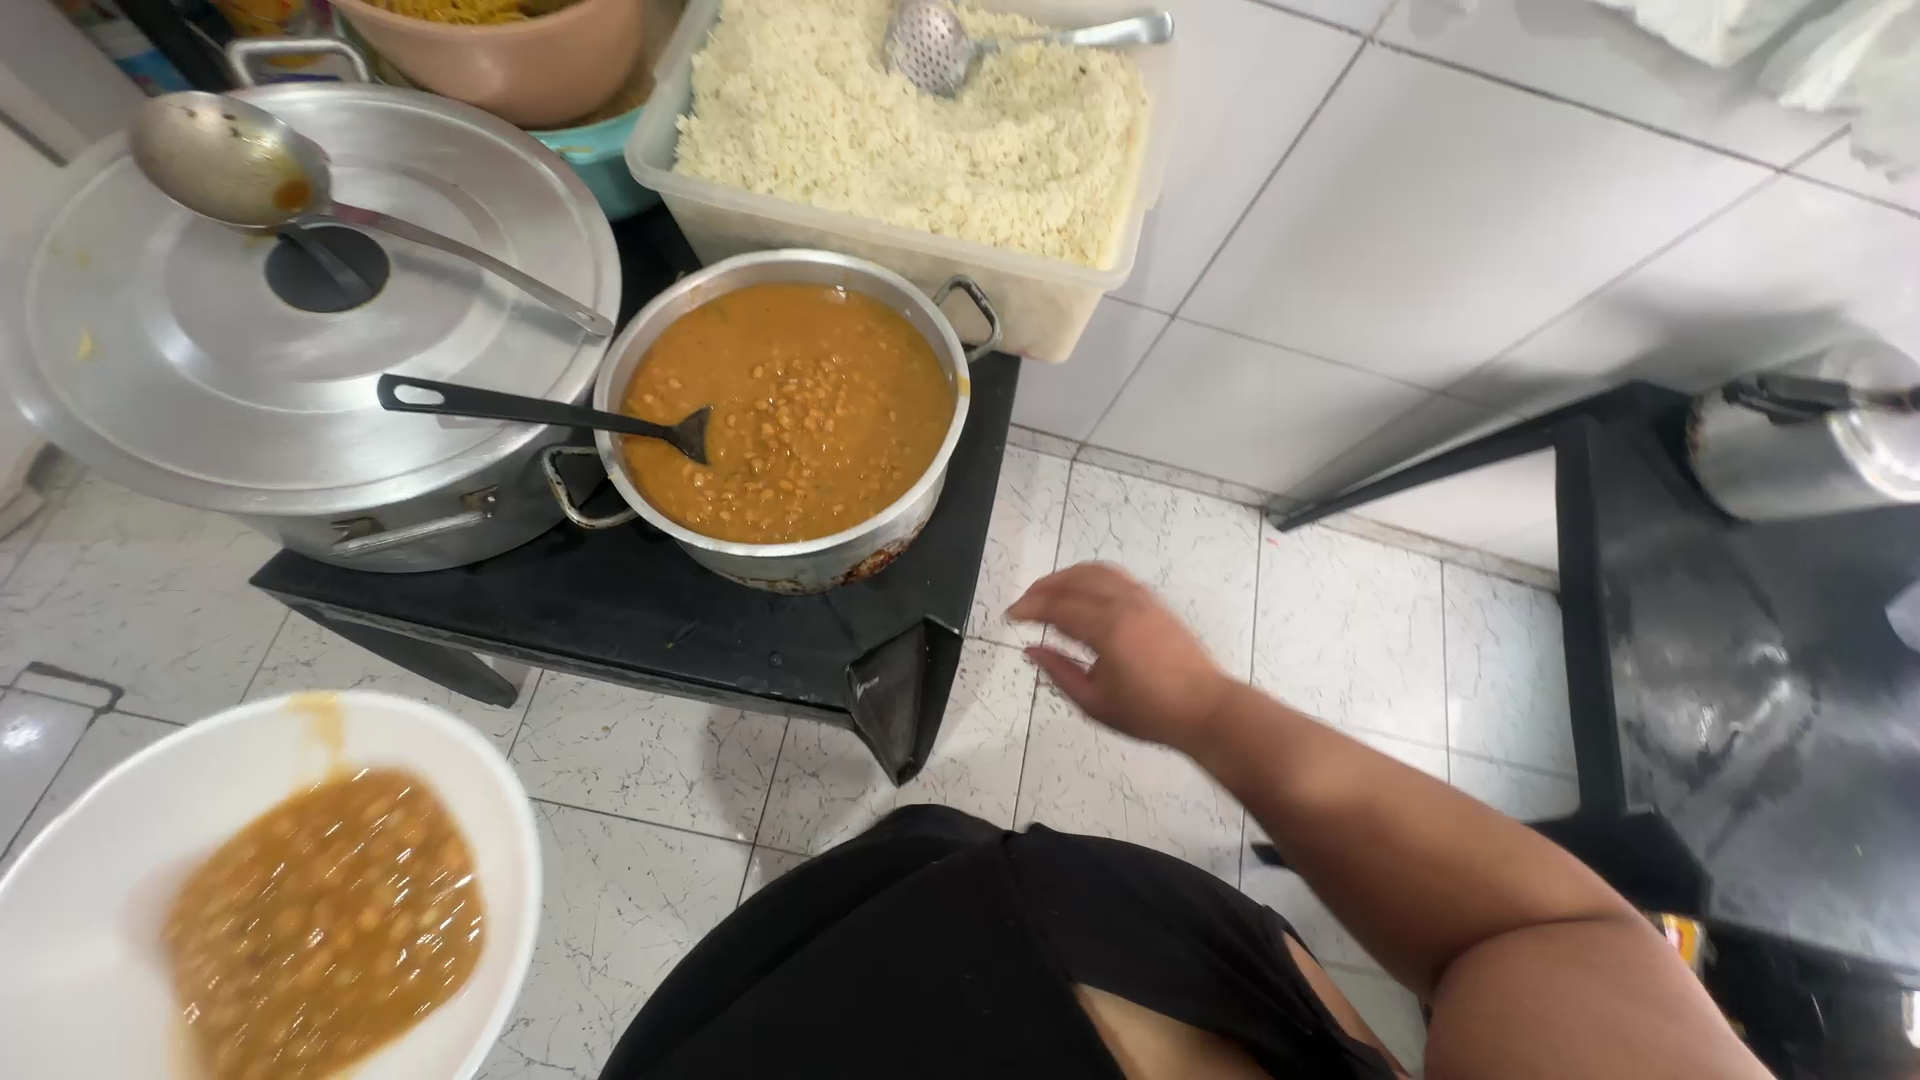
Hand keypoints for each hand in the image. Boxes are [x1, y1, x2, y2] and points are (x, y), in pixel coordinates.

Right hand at [1008, 562, 1233, 752]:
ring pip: (1096, 571)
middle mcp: (1124, 605)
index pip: (1057, 608)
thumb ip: (1058, 672)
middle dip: (1043, 587)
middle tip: (1024, 604)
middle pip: (1074, 580)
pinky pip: (1115, 576)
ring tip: (1048, 592)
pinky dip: (1090, 577)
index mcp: (1108, 629)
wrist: (1205, 709)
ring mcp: (1143, 599)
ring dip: (1066, 576)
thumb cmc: (1150, 712)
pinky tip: (1082, 592)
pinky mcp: (1155, 602)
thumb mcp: (1094, 702)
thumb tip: (1031, 650)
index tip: (1009, 616)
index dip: (1029, 608)